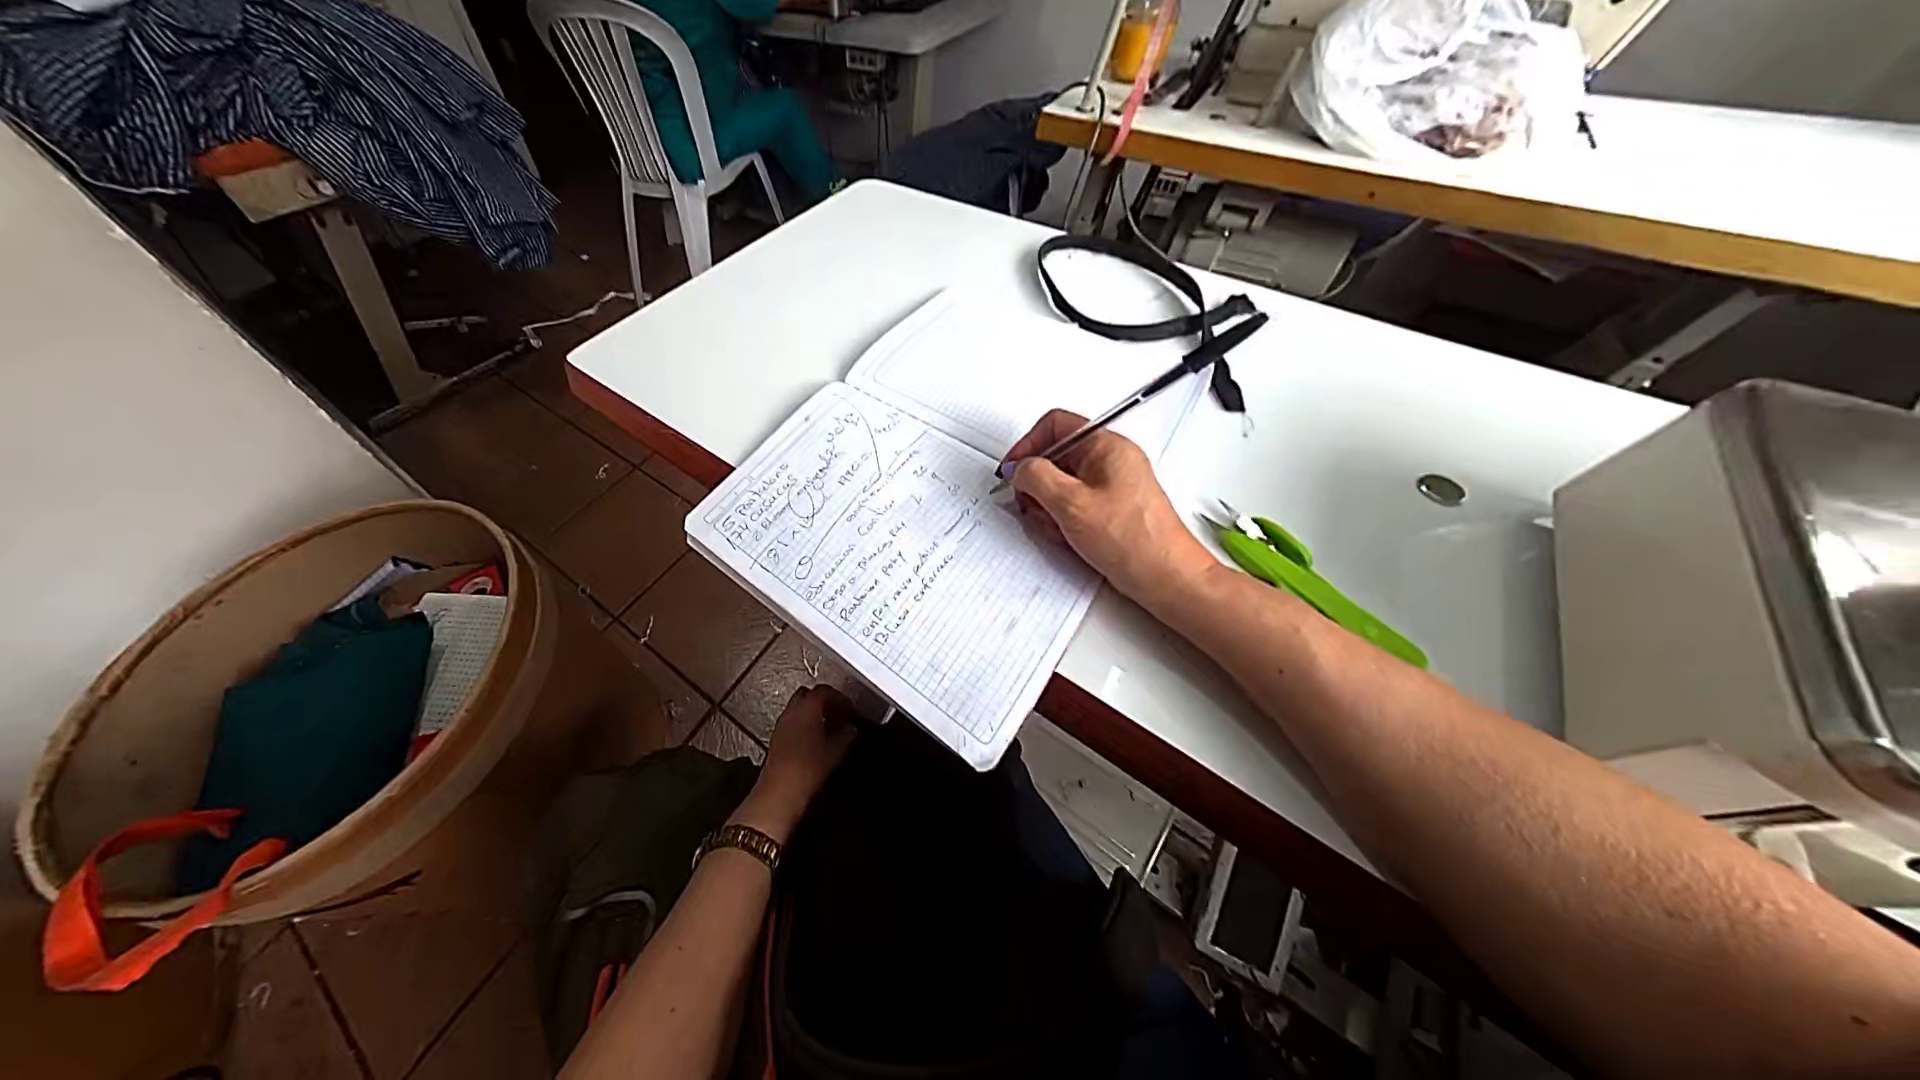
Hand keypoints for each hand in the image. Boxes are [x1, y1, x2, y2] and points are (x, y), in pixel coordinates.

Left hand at [733, 685, 859, 840]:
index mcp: (807, 708)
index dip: (840, 698)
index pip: (824, 691)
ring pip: (798, 708)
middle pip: (808, 695)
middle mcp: (791, 712)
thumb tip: (851, 729)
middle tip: (839, 714)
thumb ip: (847, 735)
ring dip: (814, 713)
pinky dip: (805, 724)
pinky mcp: (776, 740)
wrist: (780, 794)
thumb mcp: (836, 751)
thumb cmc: (807, 769)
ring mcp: (781, 725)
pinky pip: (792, 722)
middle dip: (825, 701)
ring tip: (830, 728)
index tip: (850, 709)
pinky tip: (816, 741)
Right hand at [1004, 409, 1218, 608]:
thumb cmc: (1135, 541)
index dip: (1028, 444)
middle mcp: (1111, 462)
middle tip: (1032, 504)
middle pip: (1057, 457)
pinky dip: (1063, 520)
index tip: (1013, 469)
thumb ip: (1036, 477)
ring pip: (1063, 485)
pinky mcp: (1110, 511)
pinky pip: (1075, 506)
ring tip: (1056, 527)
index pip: (1056, 425)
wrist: (1165, 578)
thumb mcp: (1071, 503)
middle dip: (1037, 483)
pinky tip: (1067, 538)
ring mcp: (1111, 487)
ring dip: (1049, 506)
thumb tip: (1019, 468)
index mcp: (1107, 446)